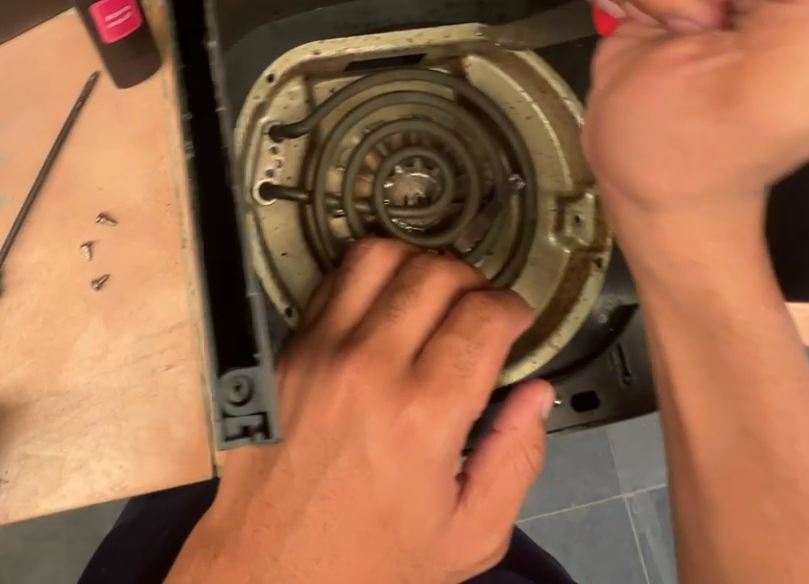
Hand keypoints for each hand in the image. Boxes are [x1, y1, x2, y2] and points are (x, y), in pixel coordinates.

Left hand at [169, 240, 556, 583]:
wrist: (271, 569)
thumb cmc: (364, 561)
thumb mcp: (466, 535)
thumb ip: (516, 458)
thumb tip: (537, 396)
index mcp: (422, 416)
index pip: (483, 317)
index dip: (513, 308)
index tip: (516, 319)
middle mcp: (369, 368)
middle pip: (435, 274)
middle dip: (473, 282)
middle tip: (480, 308)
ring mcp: (322, 350)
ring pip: (379, 256)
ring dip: (418, 264)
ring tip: (433, 294)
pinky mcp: (292, 349)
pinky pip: (334, 280)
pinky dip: (368, 276)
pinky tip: (384, 303)